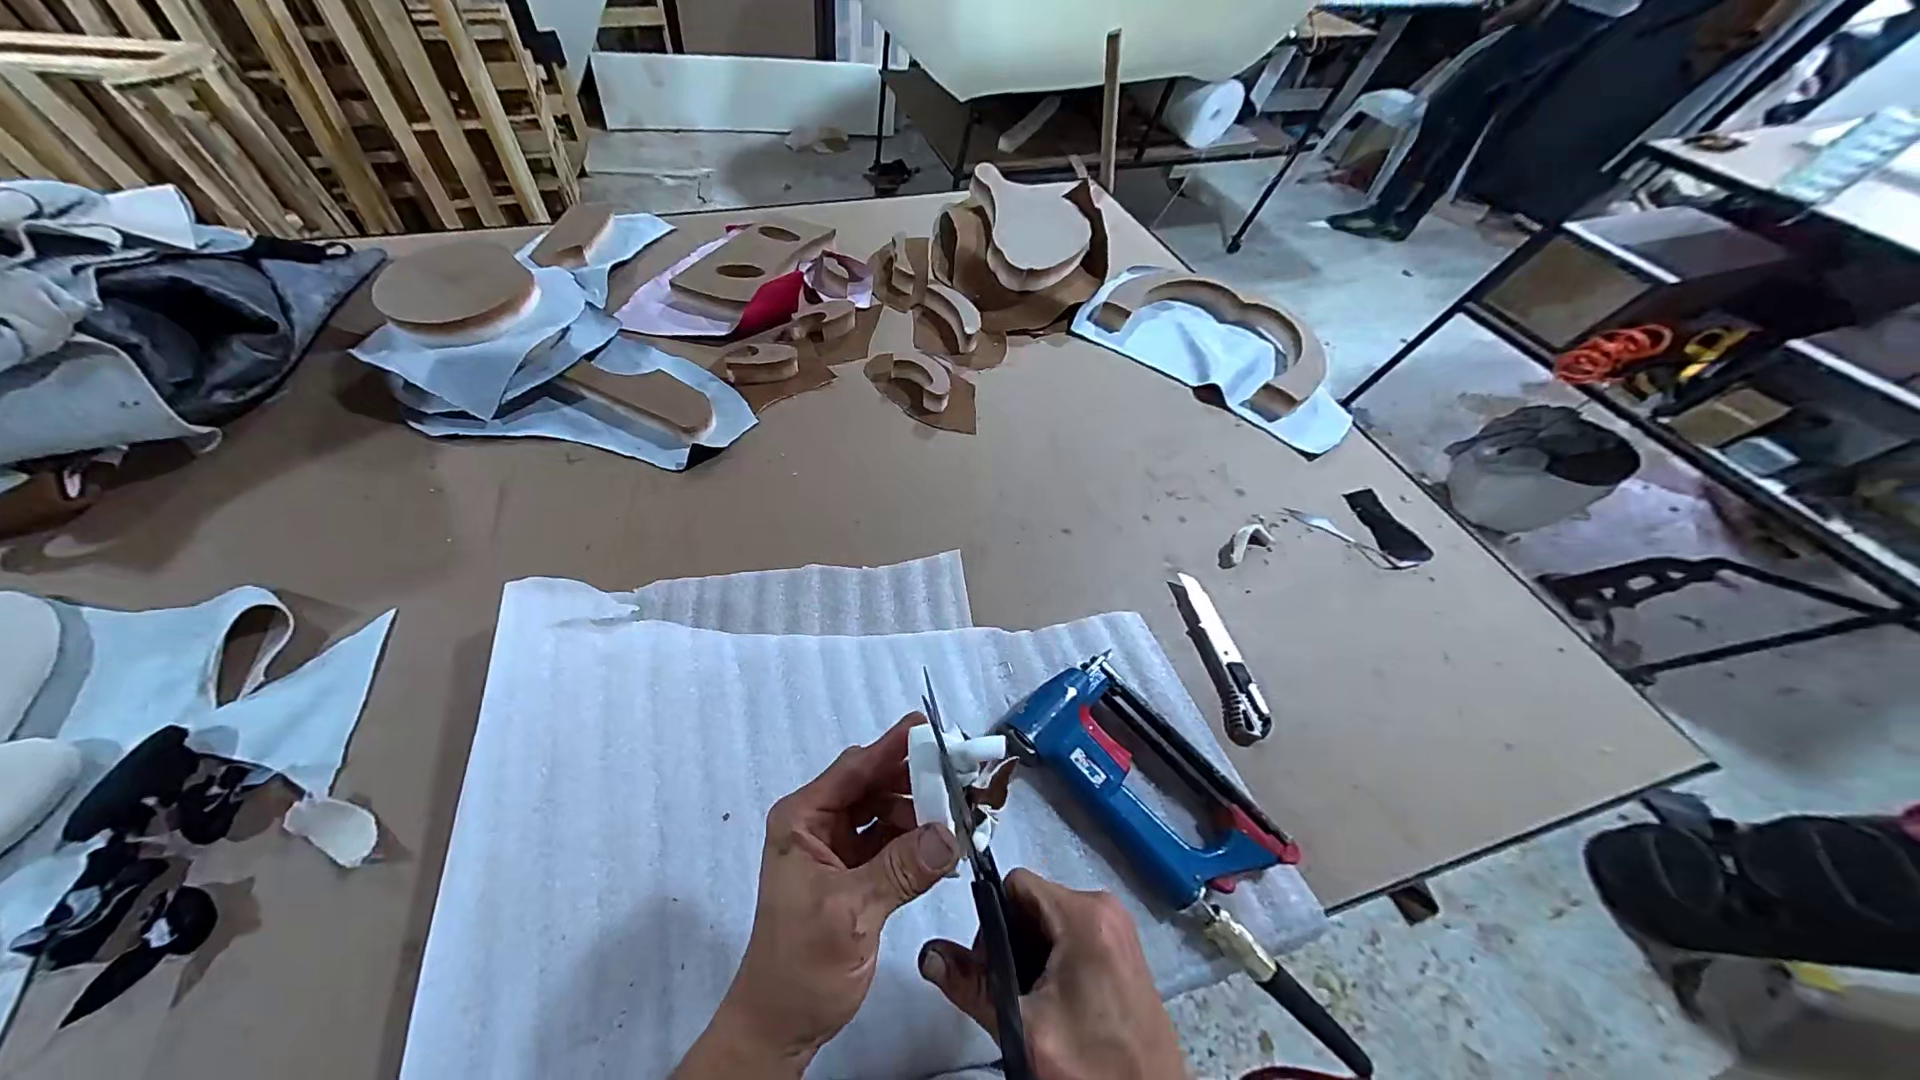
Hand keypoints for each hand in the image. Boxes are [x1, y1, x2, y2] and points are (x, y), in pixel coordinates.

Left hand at [672, 714, 960, 1078]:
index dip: (893, 747)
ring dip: (923, 811)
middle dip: (916, 779)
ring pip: (888, 810)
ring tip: (962, 812)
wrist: (782, 1026)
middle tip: (960, 774)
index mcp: (802, 820)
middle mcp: (819, 824)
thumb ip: (901, 869)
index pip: (854, 769)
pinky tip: (949, 844)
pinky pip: (895, 841)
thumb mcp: (851, 912)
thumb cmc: (799, 965)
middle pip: (875, 784)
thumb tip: (950, 833)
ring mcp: (840, 847)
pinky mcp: (859, 871)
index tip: (931, 728)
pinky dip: (921, 841)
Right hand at [918, 869, 1187, 1079]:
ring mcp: (1116, 928)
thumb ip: (972, 987)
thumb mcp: (1025, 1028)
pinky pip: (1069, 934)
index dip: (991, 918)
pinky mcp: (1119, 947)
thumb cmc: (1099, 1070)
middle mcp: (1106, 910)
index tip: (990, 961)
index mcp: (1086, 916)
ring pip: (1048, 919)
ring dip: (1030, 954)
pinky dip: (1052, 960)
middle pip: (1031, 901)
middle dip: (1010, 941)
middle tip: (1011, 991)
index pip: (1016, 884)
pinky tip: (1056, 1002)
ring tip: (1036, 1003)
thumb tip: (933, 956)